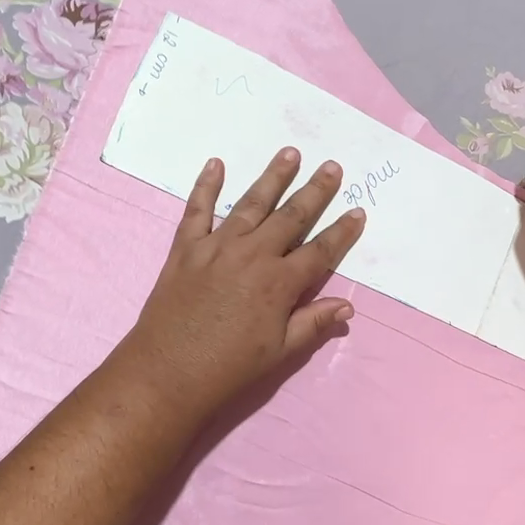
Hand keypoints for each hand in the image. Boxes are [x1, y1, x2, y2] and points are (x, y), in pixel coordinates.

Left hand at [115, 147, 365, 416]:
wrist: (167, 372)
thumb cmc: (229, 368)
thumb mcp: (279, 352)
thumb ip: (312, 324)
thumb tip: (347, 306)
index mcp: (279, 284)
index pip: (320, 251)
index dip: (341, 233)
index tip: (357, 212)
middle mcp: (252, 255)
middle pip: (291, 217)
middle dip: (314, 191)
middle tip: (332, 167)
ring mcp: (217, 247)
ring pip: (251, 203)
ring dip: (272, 177)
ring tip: (289, 153)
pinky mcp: (186, 248)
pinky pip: (198, 209)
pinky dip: (206, 185)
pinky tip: (216, 164)